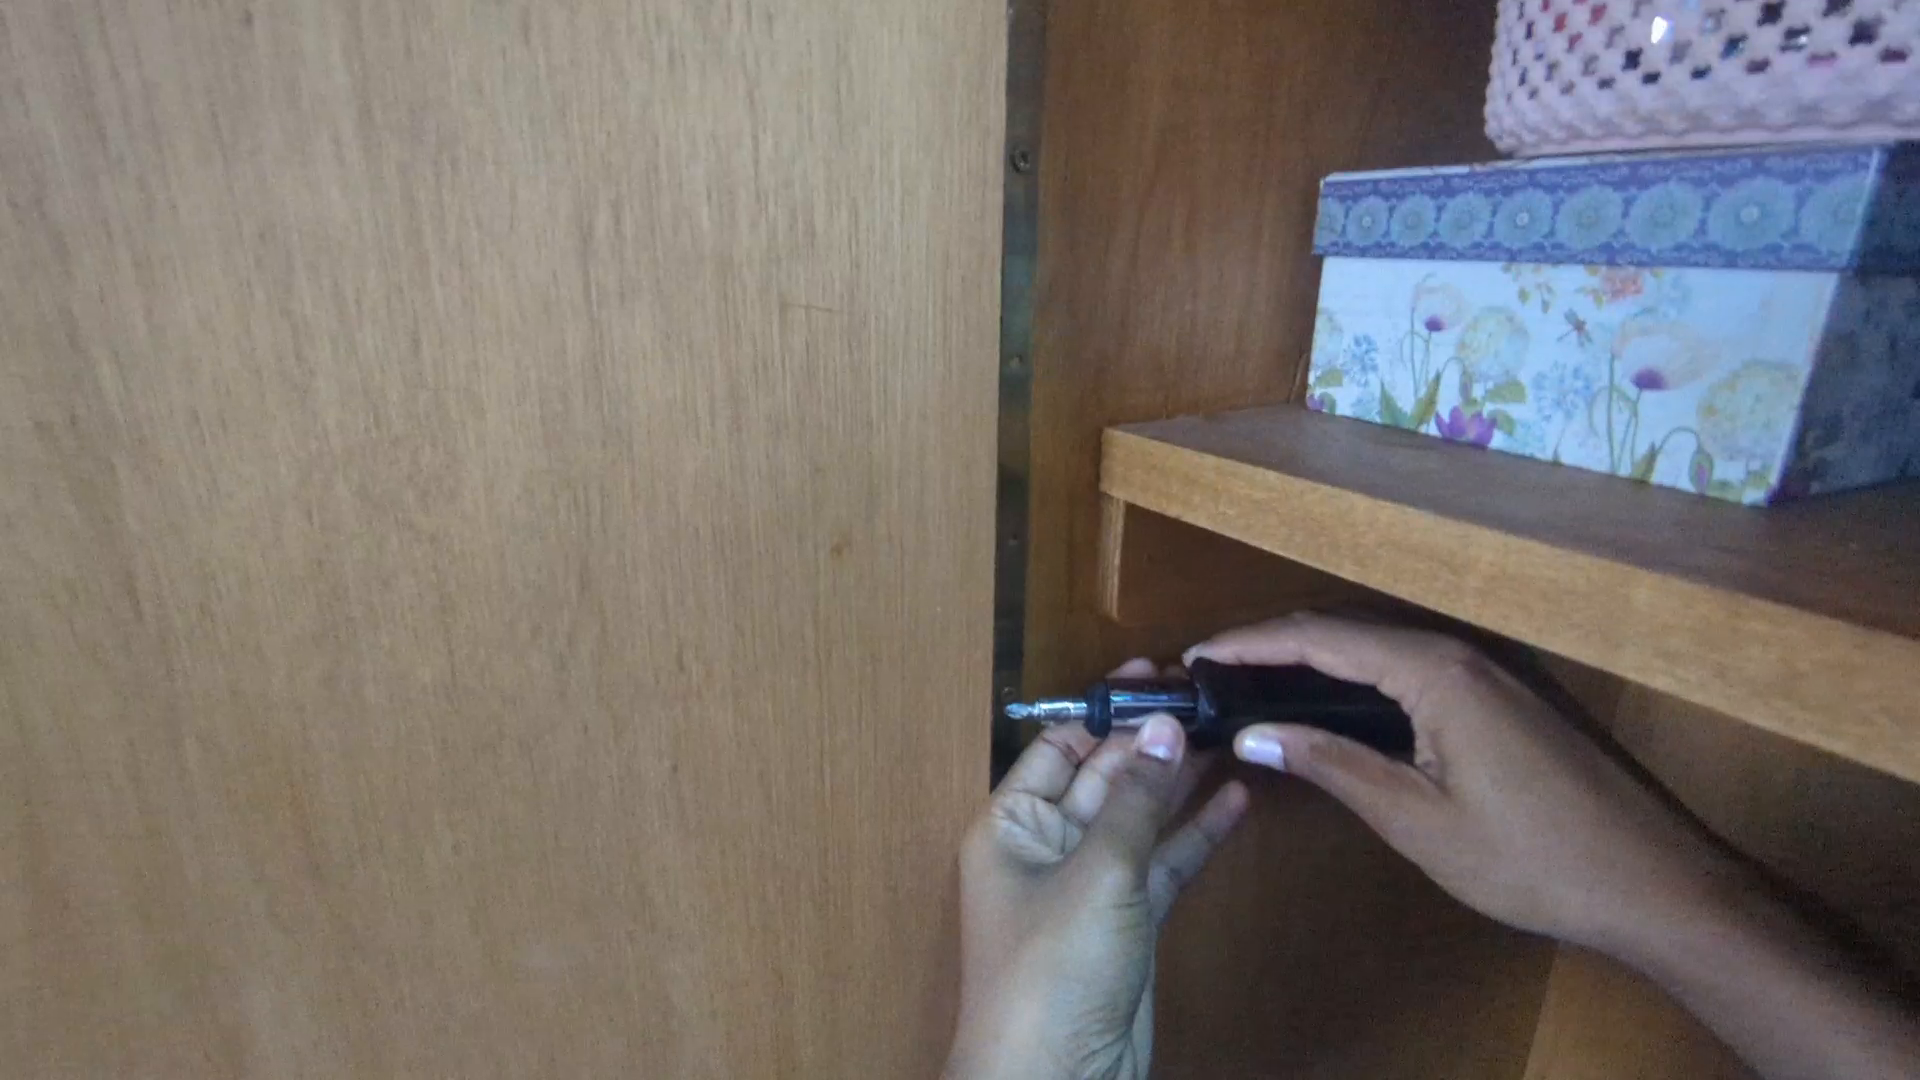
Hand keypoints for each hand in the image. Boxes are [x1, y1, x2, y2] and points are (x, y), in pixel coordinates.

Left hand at [945, 660, 1248, 1079]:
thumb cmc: (1053, 965)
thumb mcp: (1095, 874)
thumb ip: (1134, 800)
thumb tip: (1163, 723)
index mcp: (1013, 820)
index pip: (1061, 747)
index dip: (1105, 711)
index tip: (1153, 676)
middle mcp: (1047, 841)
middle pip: (1104, 776)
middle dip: (1148, 741)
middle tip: (1202, 697)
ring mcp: (1092, 881)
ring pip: (1138, 816)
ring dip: (1178, 781)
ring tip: (1225, 733)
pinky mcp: (1130, 917)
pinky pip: (1163, 862)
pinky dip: (1195, 834)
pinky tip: (1235, 801)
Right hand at [1186, 613, 1728, 953]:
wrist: (1670, 892)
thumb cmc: (1534, 860)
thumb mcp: (1416, 819)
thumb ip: (1329, 764)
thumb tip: (1247, 735)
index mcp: (1432, 671)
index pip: (1316, 639)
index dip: (1248, 644)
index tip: (1196, 656)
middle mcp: (1454, 650)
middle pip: (1340, 627)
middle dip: (1270, 641)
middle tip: (1214, 669)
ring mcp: (1481, 665)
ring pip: (1371, 639)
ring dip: (1308, 652)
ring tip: (1252, 677)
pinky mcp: (1496, 688)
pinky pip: (1400, 658)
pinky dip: (1347, 667)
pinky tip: (1327, 694)